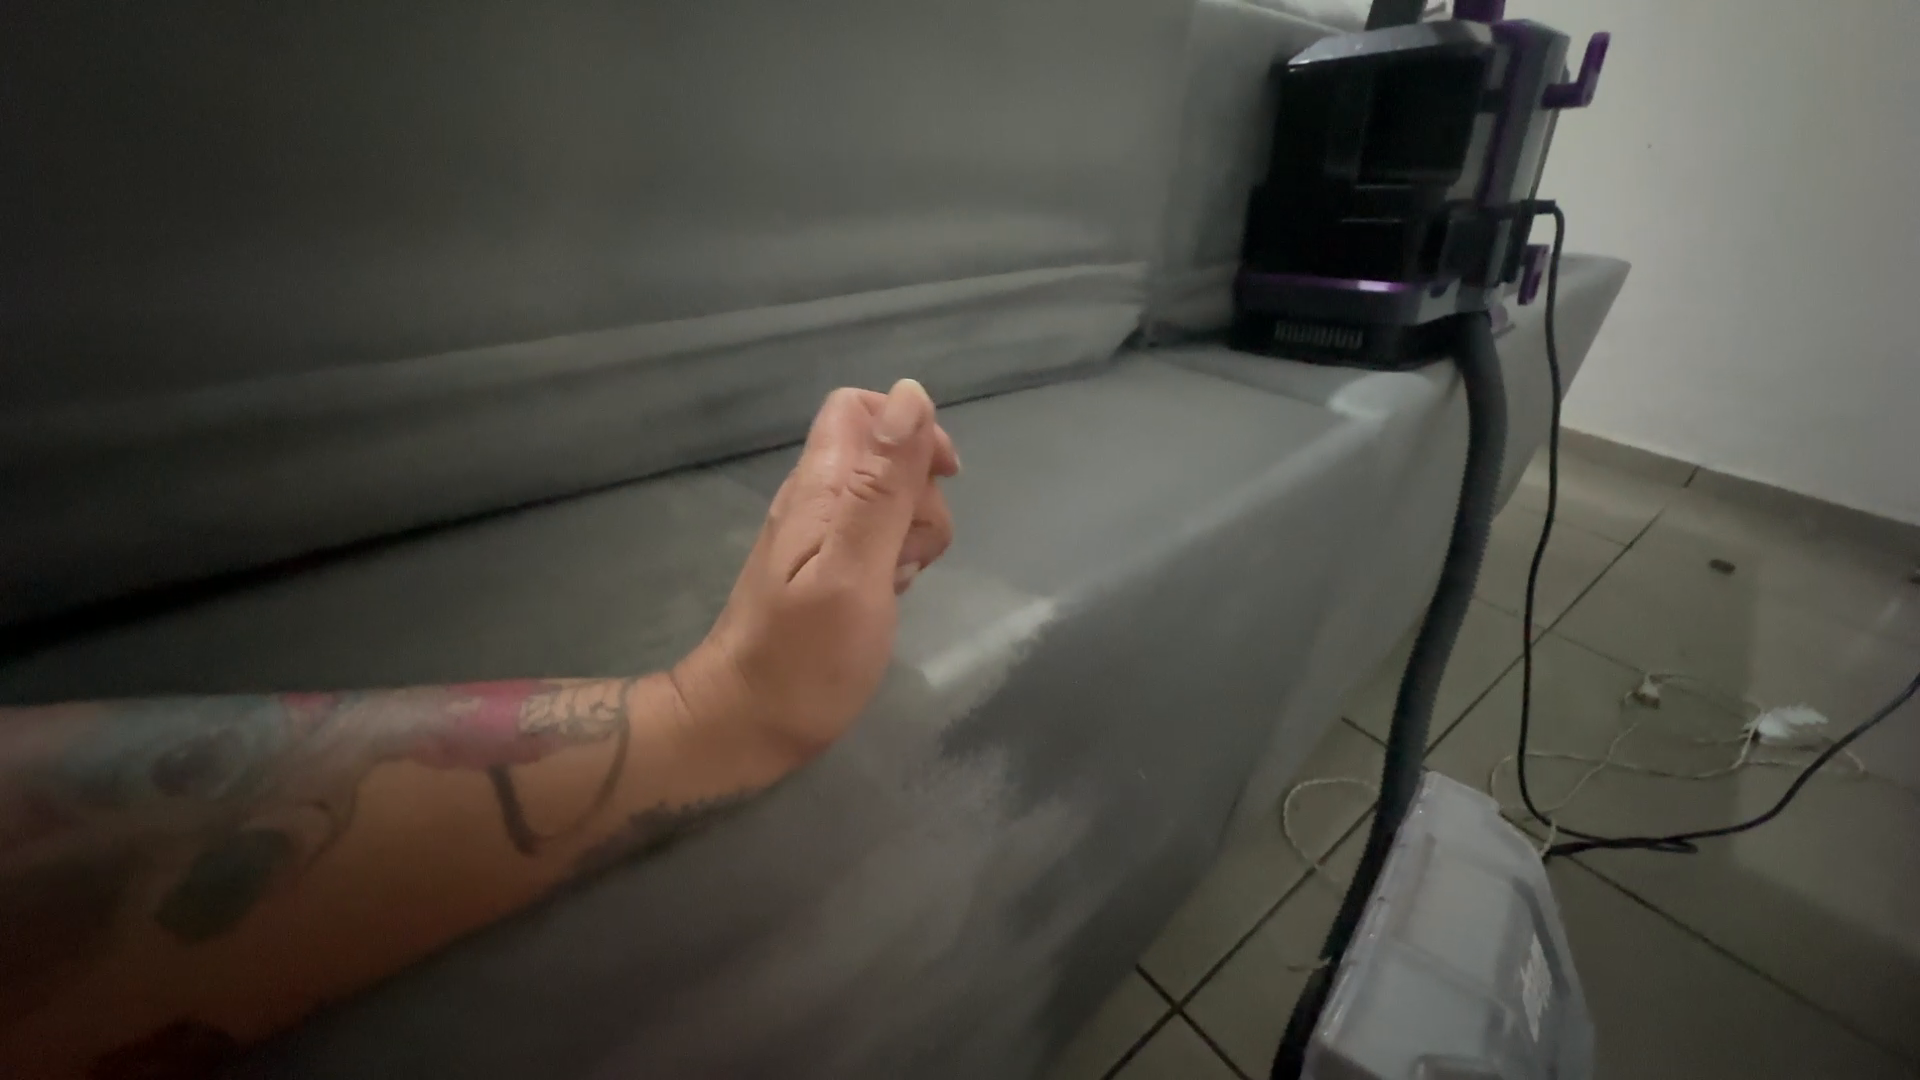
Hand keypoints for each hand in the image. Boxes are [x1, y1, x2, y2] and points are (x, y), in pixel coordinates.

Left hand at [673, 379, 959, 761]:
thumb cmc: (804, 657)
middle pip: (885, 454)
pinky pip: (879, 538)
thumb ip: (883, 486)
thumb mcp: (855, 570)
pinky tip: (893, 593)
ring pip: (889, 499)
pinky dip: (899, 556)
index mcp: (820, 487)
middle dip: (920, 492)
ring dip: (914, 530)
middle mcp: (817, 499)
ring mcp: (822, 536)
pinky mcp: (829, 569)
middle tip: (911, 551)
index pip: (859, 409)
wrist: (746, 724)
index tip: (941, 478)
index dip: (909, 428)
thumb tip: (913, 395)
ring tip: (900, 580)